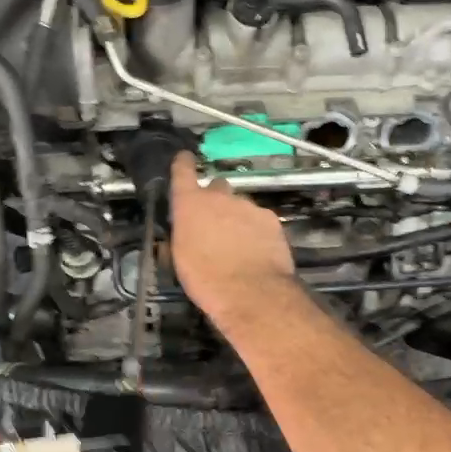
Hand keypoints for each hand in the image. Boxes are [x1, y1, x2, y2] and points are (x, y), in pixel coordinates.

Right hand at [168, 153, 298, 326]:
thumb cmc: (206, 280)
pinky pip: (260, 219)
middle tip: (214, 224)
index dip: (183, 164)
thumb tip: (183, 229)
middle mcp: (220, 197)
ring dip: (237, 218)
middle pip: (217, 187)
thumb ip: (181, 234)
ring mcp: (248, 206)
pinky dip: (257, 230)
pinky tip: (257, 250)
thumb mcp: (180, 259)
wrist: (252, 292)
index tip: (185, 159)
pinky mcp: (271, 219)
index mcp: (191, 204)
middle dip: (215, 200)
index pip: (183, 171)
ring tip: (238, 244)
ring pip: (240, 205)